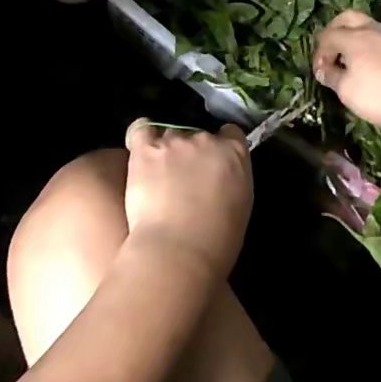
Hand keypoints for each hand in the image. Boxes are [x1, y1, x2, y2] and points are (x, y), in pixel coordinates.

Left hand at [121, 120, 252, 279]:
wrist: (178, 251)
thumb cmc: (217, 242)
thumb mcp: (240, 204)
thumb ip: (231, 180)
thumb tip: (220, 176)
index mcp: (234, 154)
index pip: (230, 134)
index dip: (222, 146)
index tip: (214, 163)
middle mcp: (205, 140)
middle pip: (198, 135)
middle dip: (193, 152)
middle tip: (184, 179)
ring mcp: (174, 142)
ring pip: (170, 134)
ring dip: (167, 150)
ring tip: (159, 176)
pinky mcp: (145, 150)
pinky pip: (141, 130)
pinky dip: (141, 137)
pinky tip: (140, 152)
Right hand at [314, 11, 380, 130]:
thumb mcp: (347, 91)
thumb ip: (332, 76)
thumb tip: (324, 69)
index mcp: (353, 36)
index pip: (327, 36)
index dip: (319, 53)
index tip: (321, 73)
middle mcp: (371, 29)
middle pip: (347, 18)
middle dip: (334, 31)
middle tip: (330, 53)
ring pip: (364, 26)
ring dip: (352, 38)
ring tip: (349, 62)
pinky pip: (378, 38)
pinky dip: (367, 45)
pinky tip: (368, 66)